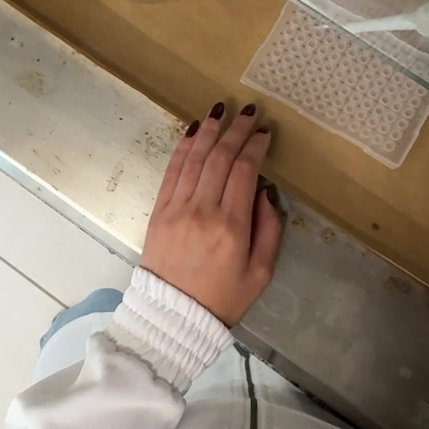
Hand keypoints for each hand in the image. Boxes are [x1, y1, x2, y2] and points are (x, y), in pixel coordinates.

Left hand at [141, 102, 283, 323]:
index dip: (255, 146)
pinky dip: (184, 148)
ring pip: (194, 159)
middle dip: (236, 131)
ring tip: (221, 111)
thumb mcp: (261, 273)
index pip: (244, 172)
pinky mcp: (159, 211)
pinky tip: (194, 132)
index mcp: (232, 226)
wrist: (173, 318)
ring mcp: (176, 208)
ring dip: (209, 132)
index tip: (264, 132)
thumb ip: (270, 230)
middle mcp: (202, 210)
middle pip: (220, 158)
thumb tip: (266, 193)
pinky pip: (172, 171)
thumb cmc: (222, 299)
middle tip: (248, 111)